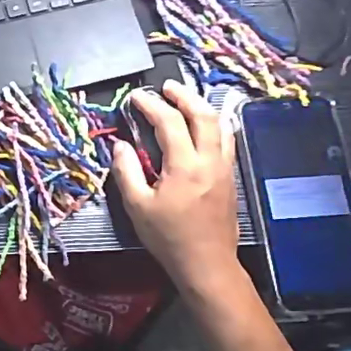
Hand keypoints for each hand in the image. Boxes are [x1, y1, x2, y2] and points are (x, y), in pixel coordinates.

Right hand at [108, 81, 240, 292]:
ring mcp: (224, 168)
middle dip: (184, 95)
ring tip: (186, 100)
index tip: (136, 97)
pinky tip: (203, 129)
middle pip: (203, 114)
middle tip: (167, 87)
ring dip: (202, 107)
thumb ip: (127, 171)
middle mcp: (209, 160)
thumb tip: (120, 145)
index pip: (169, 121)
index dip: (151, 104)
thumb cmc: (168, 238)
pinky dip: (213, 125)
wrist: (207, 263)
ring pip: (220, 125)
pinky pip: (226, 141)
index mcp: (184, 165)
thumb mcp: (137, 206)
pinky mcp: (230, 178)